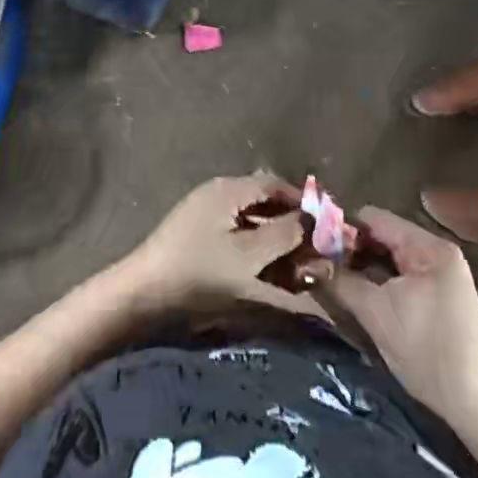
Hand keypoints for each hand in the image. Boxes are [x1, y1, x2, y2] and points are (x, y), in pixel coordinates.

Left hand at [115, 174, 322, 317]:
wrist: (145, 293)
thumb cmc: (198, 271)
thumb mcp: (249, 255)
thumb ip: (286, 235)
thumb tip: (316, 221)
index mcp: (228, 190)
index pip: (275, 185)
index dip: (305, 203)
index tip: (331, 226)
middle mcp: (218, 194)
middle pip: (265, 203)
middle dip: (294, 226)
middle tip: (320, 252)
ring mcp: (206, 215)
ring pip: (253, 222)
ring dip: (278, 241)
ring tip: (303, 267)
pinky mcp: (200, 237)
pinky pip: (239, 235)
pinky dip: (259, 249)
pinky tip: (273, 273)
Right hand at [325, 207, 477, 427]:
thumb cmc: (428, 352)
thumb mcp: (375, 314)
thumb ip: (338, 279)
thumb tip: (304, 261)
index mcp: (427, 247)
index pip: (372, 217)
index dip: (339, 226)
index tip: (311, 242)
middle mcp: (435, 251)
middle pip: (380, 234)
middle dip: (347, 246)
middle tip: (314, 260)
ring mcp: (439, 272)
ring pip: (387, 254)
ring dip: (359, 263)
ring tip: (327, 273)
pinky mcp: (437, 293)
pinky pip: (397, 272)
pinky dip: (375, 277)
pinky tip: (352, 288)